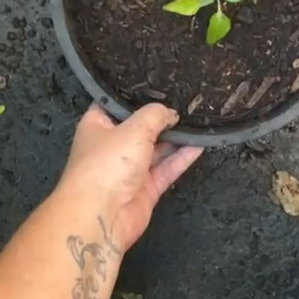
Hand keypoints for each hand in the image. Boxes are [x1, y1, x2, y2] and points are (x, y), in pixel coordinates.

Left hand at [54, 105, 202, 250]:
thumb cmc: (108, 163)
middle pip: (140, 126)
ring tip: (198, 121)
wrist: (101, 214)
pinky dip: (182, 157)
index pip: (116, 103)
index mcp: (98, 125)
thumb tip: (171, 114)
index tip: (160, 83)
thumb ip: (156, 115)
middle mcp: (113, 145)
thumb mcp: (134, 128)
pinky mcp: (145, 188)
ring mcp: (129, 168)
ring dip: (176, 137)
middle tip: (187, 103)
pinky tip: (200, 144)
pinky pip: (167, 169)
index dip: (136, 94)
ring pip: (157, 148)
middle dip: (161, 117)